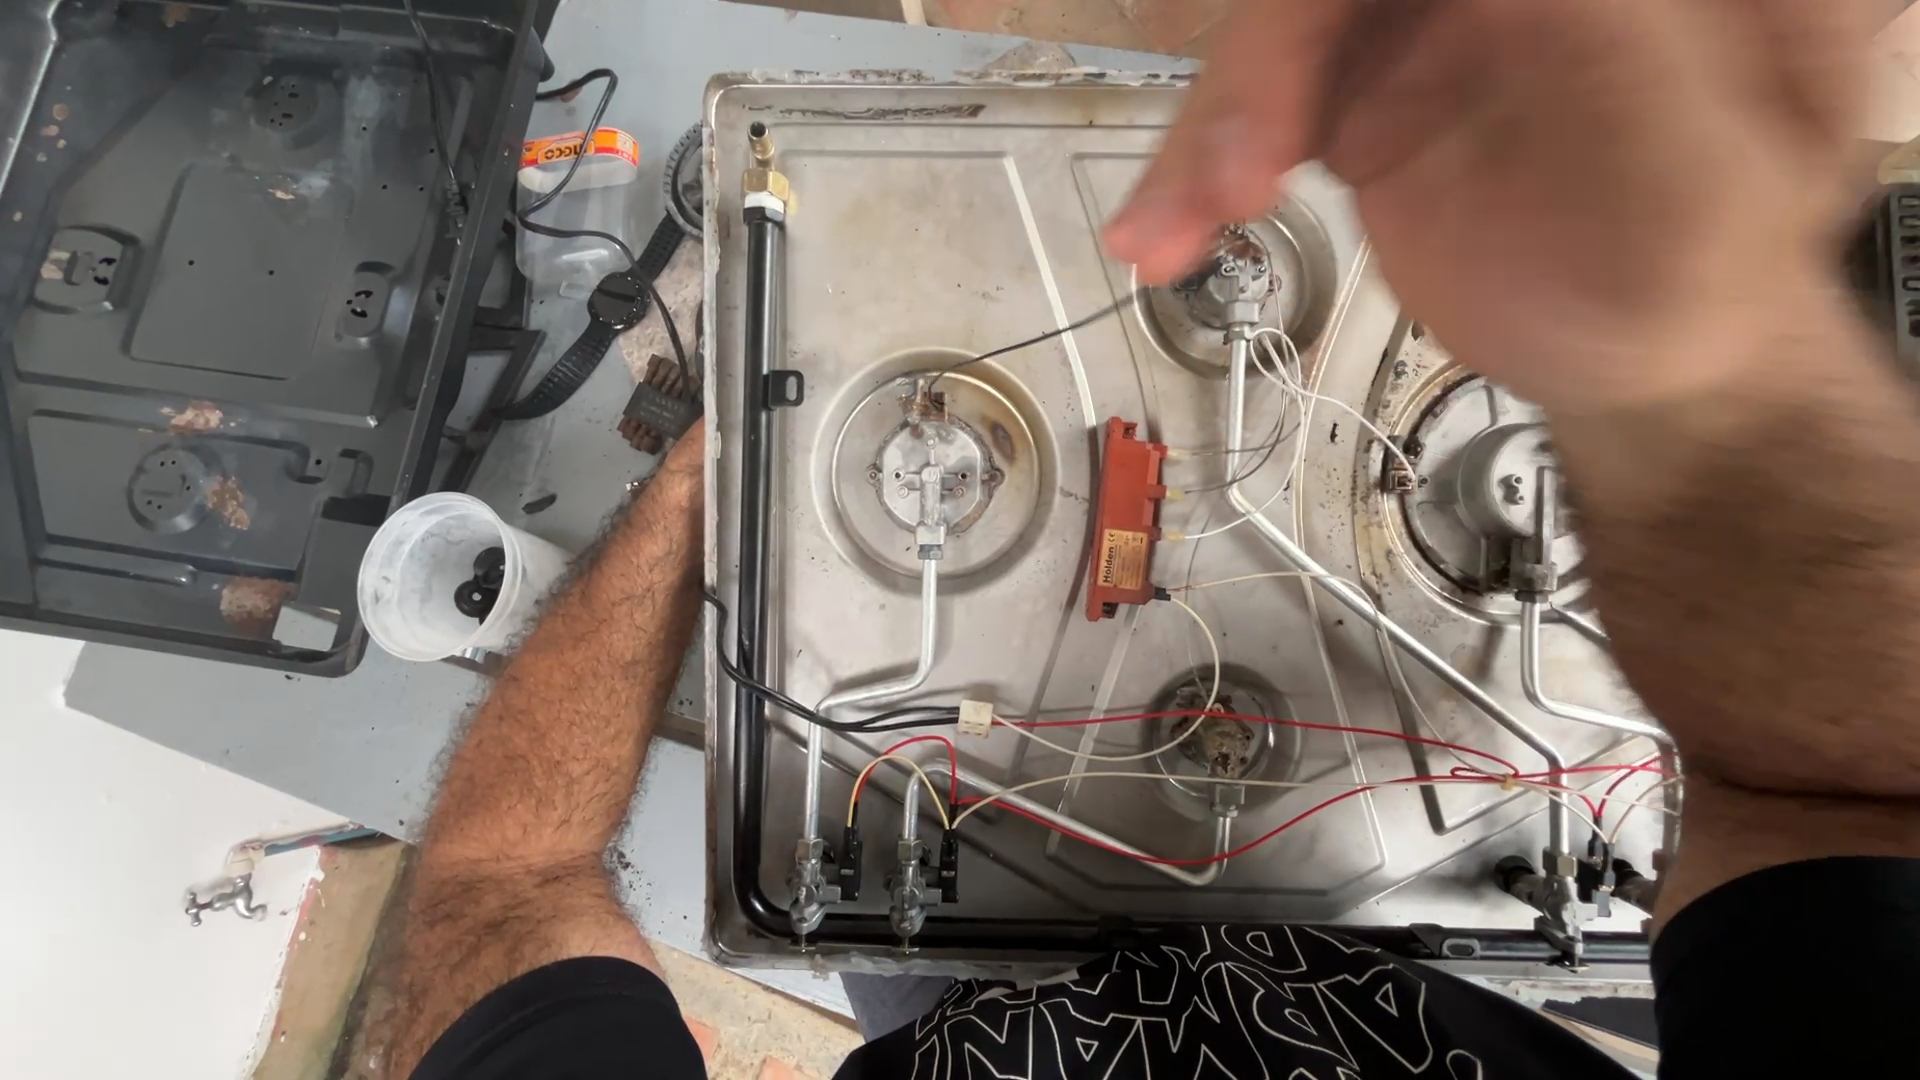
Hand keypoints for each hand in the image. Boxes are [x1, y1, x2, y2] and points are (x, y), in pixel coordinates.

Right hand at [1105, 0, 1874, 414]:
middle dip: (1258, 71)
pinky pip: (1256, 118)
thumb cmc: (1680, 292)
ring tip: (1155, 239)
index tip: (1293, 88)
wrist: (1619, 351)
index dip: (1334, 7)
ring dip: (1199, 142)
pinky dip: (1197, 178)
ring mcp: (1428, 27)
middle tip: (1221, 186)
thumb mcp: (1692, 186)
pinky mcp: (1363, 101)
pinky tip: (1160, 231)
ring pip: (1276, 45)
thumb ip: (1617, 58)